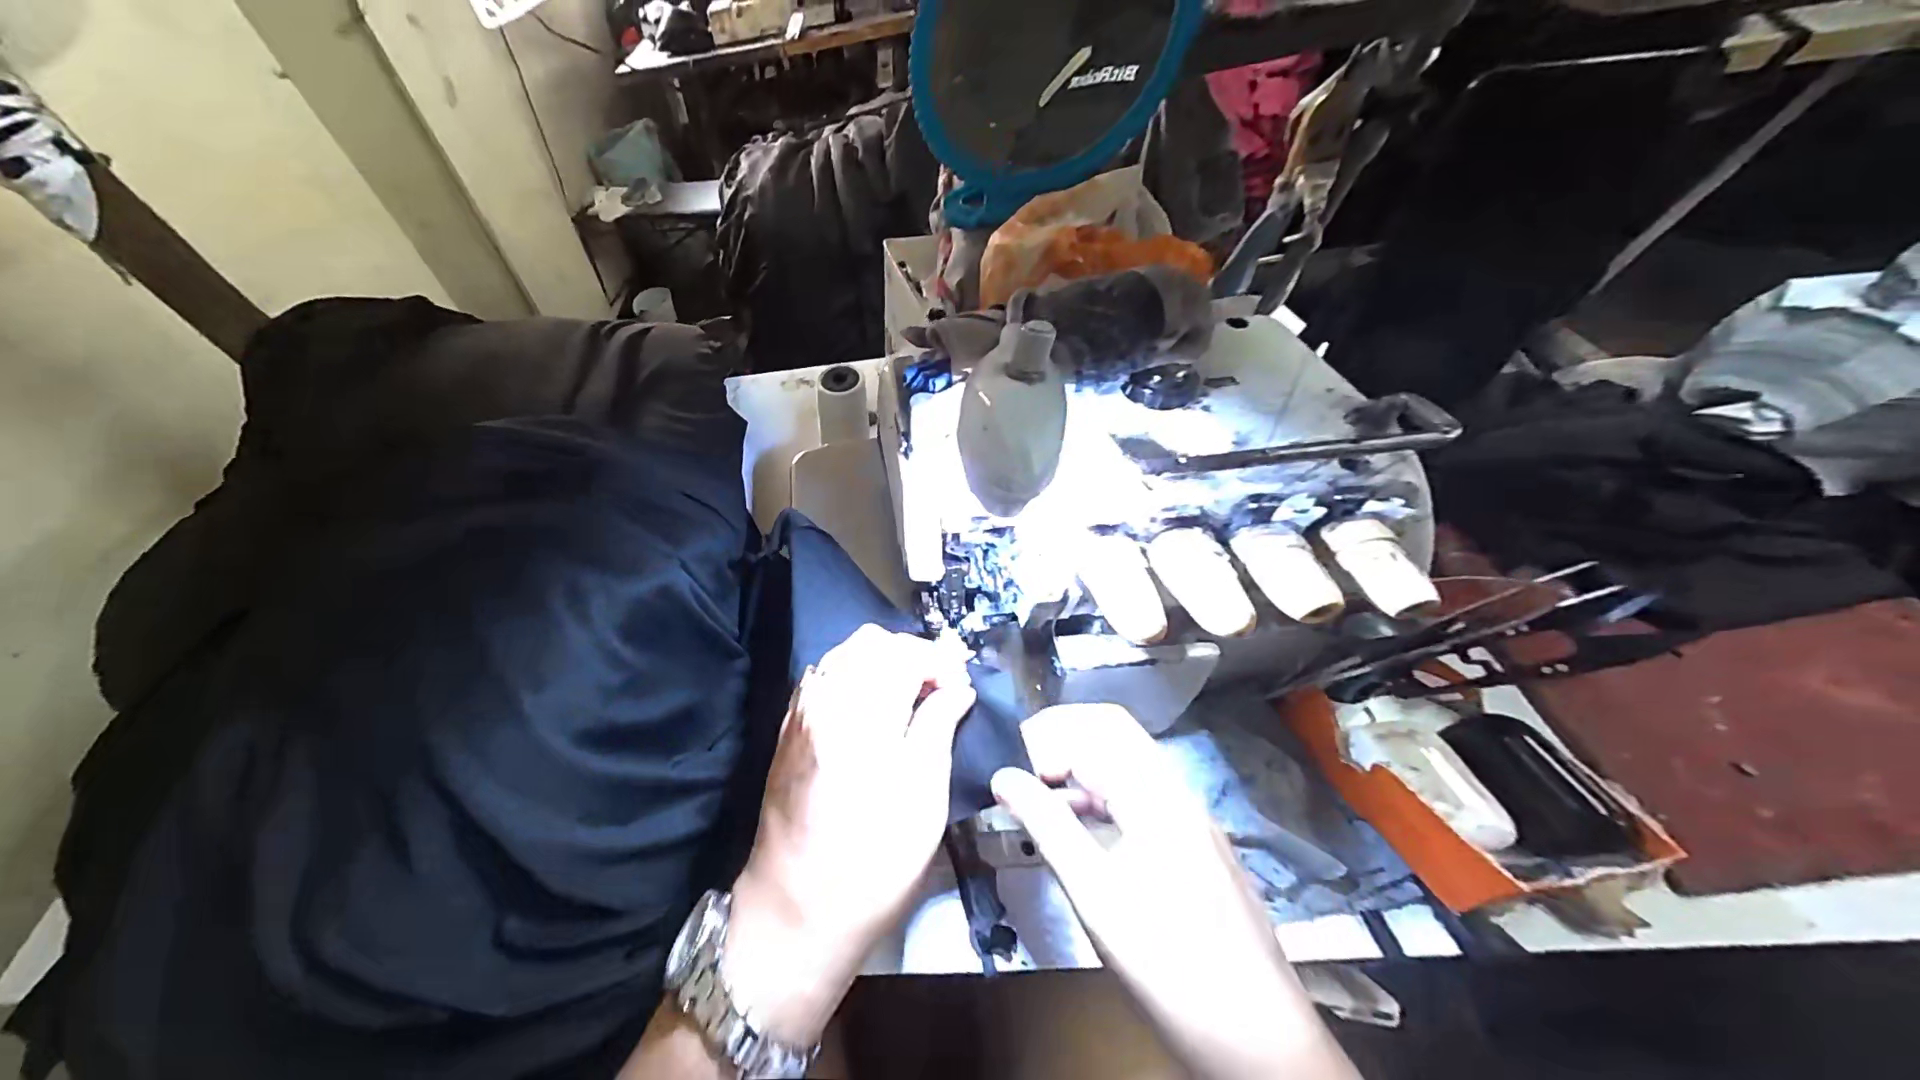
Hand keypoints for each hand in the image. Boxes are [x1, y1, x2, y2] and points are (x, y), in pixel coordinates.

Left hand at [723, 625, 974, 1044]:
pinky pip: (823, 677)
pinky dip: (853, 675)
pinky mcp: (787, 732)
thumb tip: (956, 690)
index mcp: (862, 718)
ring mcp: (799, 716)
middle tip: (938, 687)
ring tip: (909, 695)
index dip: (941, 661)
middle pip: (870, 642)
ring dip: (882, 661)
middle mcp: (824, 704)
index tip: (960, 689)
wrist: (793, 913)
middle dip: (912, 653)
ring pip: (843, 654)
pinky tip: (872, 706)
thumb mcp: (924, 801)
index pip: (905, 654)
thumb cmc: (873, 866)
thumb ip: (938, 730)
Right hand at [991, 704, 1358, 1079]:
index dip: (1045, 740)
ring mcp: (1193, 817)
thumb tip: (1003, 775)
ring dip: (1083, 764)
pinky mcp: (1197, 843)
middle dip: (1064, 736)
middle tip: (1023, 765)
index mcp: (1156, 797)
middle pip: (1117, 732)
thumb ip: (1047, 826)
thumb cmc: (1167, 966)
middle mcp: (1178, 793)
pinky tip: (1082, 824)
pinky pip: (1144, 794)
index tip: (1010, 772)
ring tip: (1041, 793)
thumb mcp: (1094, 896)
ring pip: (1130, 762)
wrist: (1259, 1038)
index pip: (1094, 730)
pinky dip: (1106, 793)